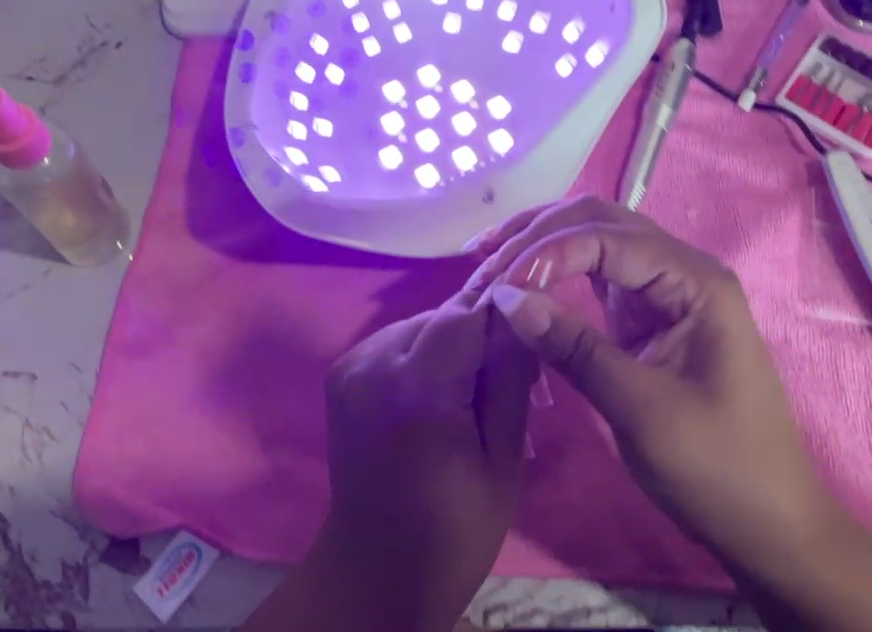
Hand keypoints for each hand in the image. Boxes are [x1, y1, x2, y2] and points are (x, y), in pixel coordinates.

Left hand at [280, 291, 537, 631]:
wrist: (377, 568)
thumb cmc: (455, 526)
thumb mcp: (503, 456)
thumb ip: (509, 375)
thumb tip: (521, 311)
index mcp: (417, 387)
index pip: (465, 313)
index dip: (501, 304)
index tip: (531, 312)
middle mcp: (374, 363)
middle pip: (439, 316)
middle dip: (476, 331)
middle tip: (507, 368)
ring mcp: (350, 365)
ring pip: (416, 325)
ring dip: (447, 341)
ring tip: (470, 385)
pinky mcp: (339, 372)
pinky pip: (392, 342)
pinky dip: (419, 353)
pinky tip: (434, 390)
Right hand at [465, 196, 836, 572]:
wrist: (769, 524)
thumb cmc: (717, 468)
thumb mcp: (641, 410)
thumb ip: (574, 347)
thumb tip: (506, 298)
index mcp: (695, 281)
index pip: (606, 239)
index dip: (547, 254)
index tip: (499, 288)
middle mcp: (681, 270)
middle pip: (599, 221)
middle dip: (539, 235)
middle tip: (484, 263)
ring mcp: (664, 290)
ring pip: (595, 238)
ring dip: (543, 245)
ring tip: (490, 261)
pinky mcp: (647, 313)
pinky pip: (595, 273)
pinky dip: (556, 272)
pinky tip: (522, 282)